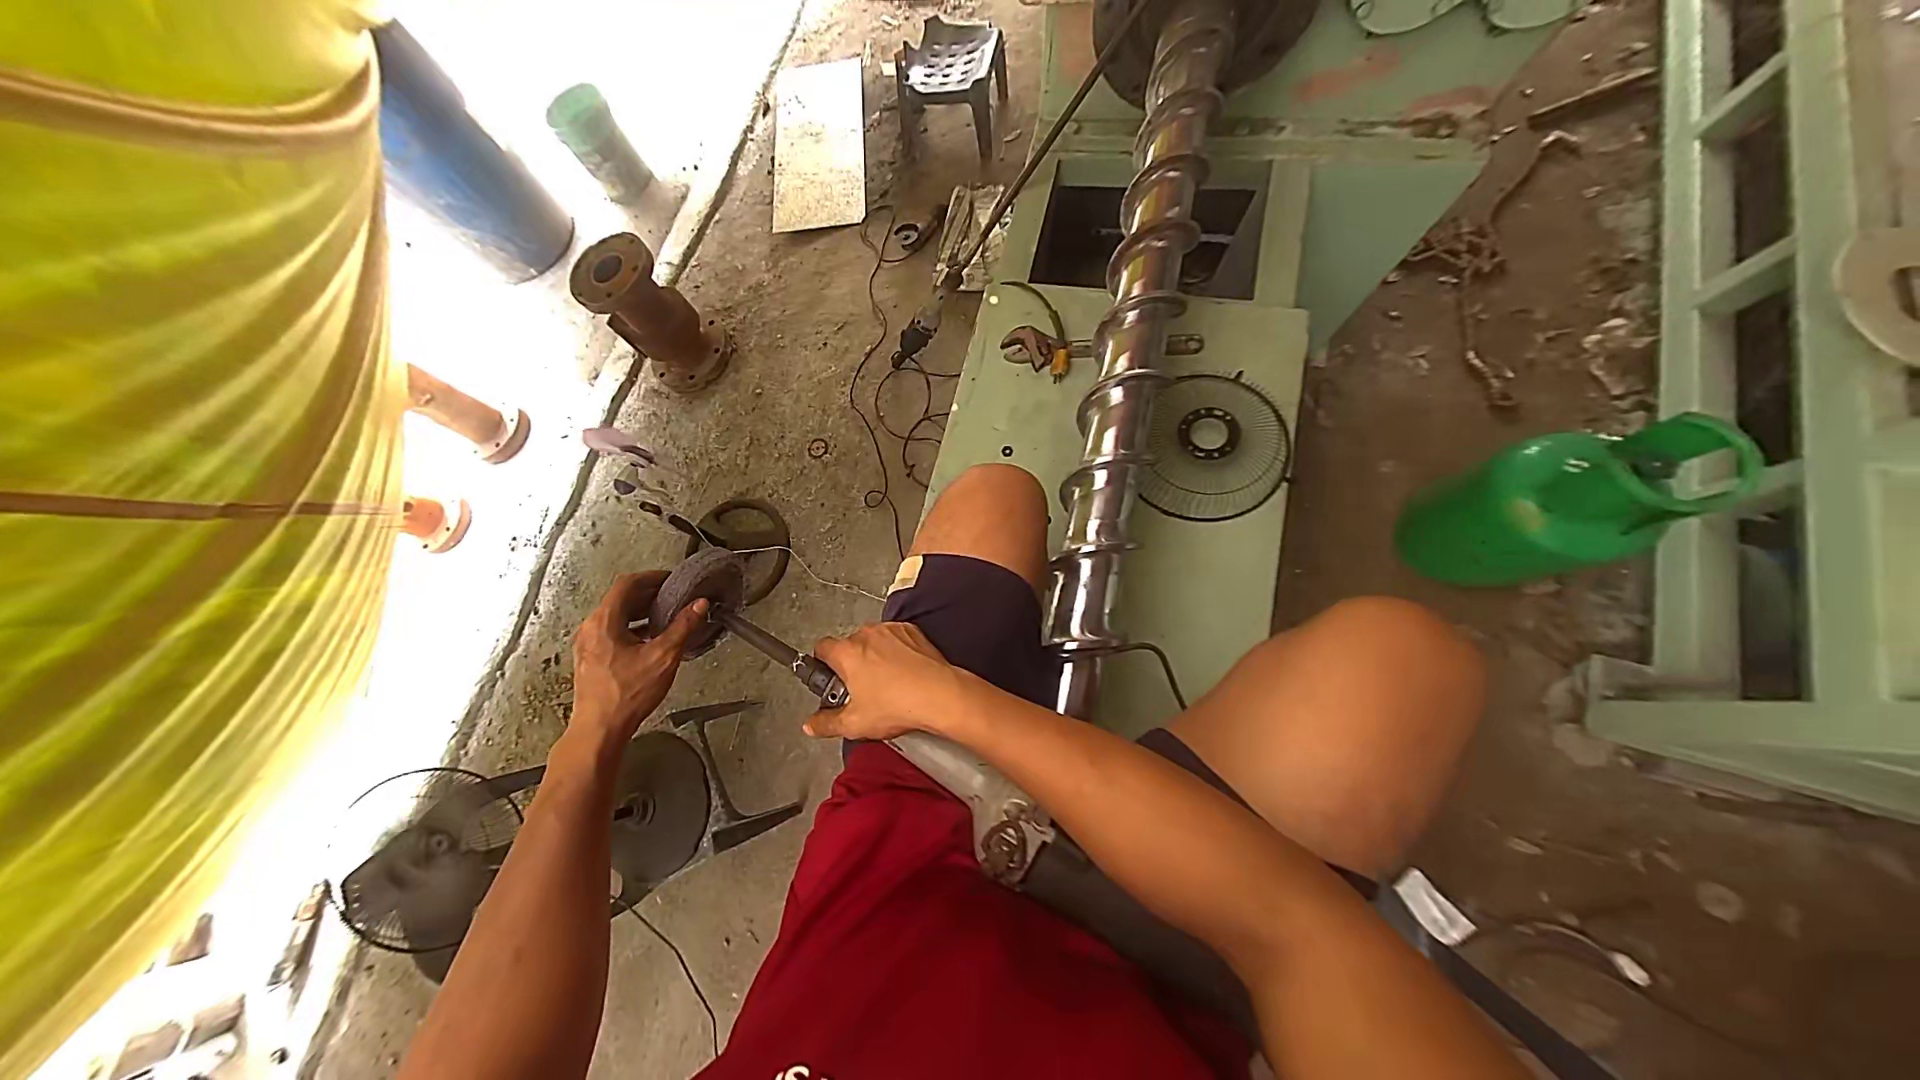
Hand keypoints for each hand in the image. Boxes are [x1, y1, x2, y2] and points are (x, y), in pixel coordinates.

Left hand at [571, 572, 706, 744]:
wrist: (600, 729)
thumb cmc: (624, 697)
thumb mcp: (664, 656)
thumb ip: (683, 627)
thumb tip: (697, 606)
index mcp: (603, 622)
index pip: (627, 584)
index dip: (652, 577)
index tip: (670, 579)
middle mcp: (591, 630)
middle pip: (620, 599)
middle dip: (649, 594)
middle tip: (673, 595)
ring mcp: (588, 645)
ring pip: (616, 616)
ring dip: (642, 612)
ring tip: (666, 616)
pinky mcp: (591, 659)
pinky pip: (612, 632)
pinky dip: (633, 627)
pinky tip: (651, 639)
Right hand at [803, 622, 963, 740]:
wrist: (939, 695)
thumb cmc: (900, 704)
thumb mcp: (854, 724)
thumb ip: (826, 723)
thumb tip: (813, 725)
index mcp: (847, 653)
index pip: (822, 648)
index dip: (823, 664)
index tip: (830, 679)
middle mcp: (867, 635)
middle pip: (849, 646)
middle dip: (852, 664)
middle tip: (861, 689)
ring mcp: (891, 631)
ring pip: (874, 641)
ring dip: (875, 656)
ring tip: (887, 683)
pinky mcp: (912, 632)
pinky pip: (896, 639)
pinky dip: (897, 651)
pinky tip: (904, 673)